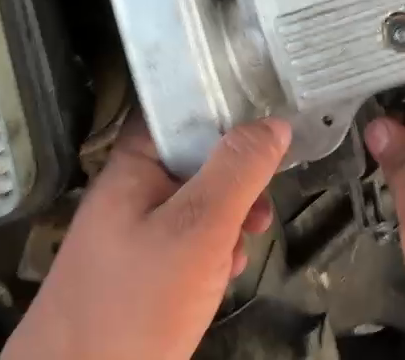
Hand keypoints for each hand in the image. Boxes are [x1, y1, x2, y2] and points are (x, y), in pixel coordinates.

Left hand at [3, 117, 290, 359]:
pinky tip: (226, 272)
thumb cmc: (134, 304)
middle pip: (194, 156)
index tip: (263, 107)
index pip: (175, 107)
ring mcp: (132, 235)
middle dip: (236, 174)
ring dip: (229, 217)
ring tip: (250, 240)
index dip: (218, 100)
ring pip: (196, 202)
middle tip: (263, 199)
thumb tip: (274, 124)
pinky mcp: (139, 273)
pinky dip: (212, 251)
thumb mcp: (199, 229)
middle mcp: (130, 192)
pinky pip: (186, 243)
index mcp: (133, 166)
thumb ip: (238, 170)